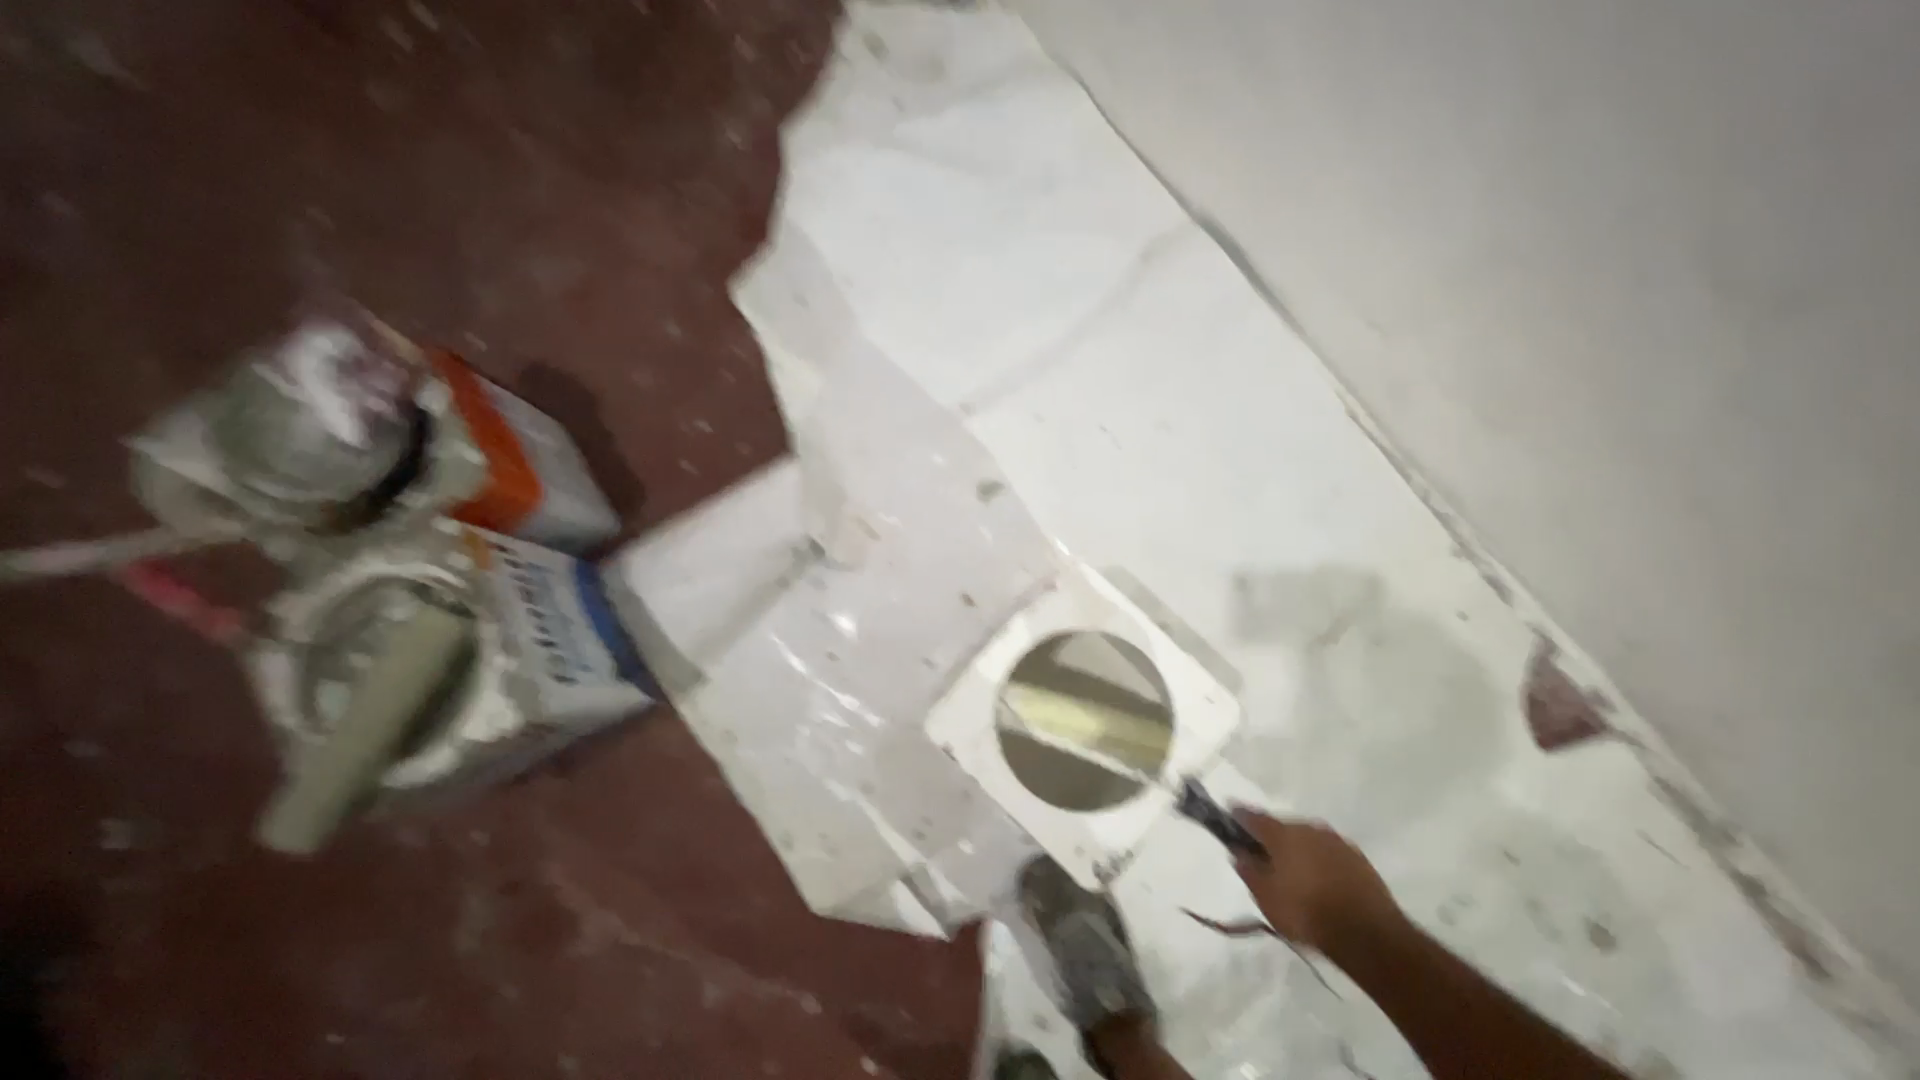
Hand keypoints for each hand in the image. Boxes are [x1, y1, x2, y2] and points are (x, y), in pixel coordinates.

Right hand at [1231, 810, 1402, 950]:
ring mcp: (1337, 841)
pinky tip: (1319, 879)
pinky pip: (1329, 851)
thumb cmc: (1306, 913)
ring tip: (1293, 871)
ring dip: (1298, 848)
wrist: (1367, 933)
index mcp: (1282, 835)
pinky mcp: (1358, 857)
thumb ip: (1248, 871)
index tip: (1230, 814)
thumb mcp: (1266, 898)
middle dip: (1272, 837)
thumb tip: (1239, 853)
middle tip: (1264, 854)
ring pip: (1308, 838)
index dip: (1238, 815)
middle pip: (1283, 826)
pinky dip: (1319, 859)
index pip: (1253, 816)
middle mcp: (1309, 829)